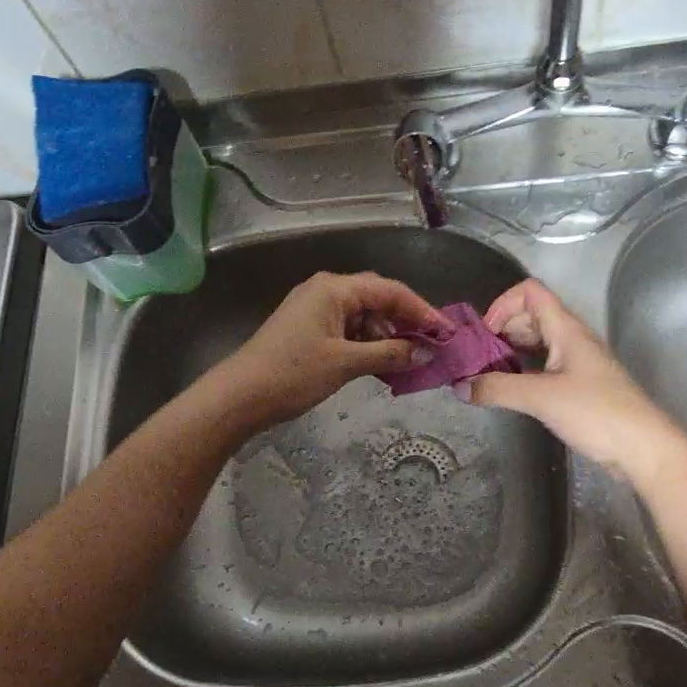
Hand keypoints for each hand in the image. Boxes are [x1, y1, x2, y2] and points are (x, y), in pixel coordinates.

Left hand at [211, 271, 444, 427]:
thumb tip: (427, 353)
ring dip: (388, 338)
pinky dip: (369, 346)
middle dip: (407, 323)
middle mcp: (327, 291)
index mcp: (335, 289)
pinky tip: (384, 366)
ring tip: (411, 362)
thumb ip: (390, 354)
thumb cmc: (292, 373)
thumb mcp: (345, 364)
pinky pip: (349, 331)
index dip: (422, 311)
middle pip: (378, 300)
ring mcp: (316, 311)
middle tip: (434, 346)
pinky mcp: (310, 331)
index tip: (447, 332)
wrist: (240, 397)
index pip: (390, 291)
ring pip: (365, 318)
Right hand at [463, 279, 685, 473]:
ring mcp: (578, 362)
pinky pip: (546, 366)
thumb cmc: (597, 413)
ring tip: (488, 373)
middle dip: (501, 330)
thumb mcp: (541, 398)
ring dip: (512, 351)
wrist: (644, 448)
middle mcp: (572, 339)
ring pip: (539, 342)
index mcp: (566, 329)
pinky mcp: (581, 386)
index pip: (530, 292)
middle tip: (478, 358)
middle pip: (532, 315)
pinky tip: (511, 389)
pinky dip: (525, 370)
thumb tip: (460, 386)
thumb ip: (498, 389)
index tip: (483, 335)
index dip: (502, 304)